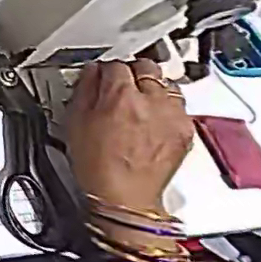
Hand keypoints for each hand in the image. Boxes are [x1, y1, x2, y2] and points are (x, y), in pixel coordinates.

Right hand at [62, 58, 194, 212]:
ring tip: (141, 101)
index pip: (115, 64)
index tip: (102, 76)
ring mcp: (172, 116)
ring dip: (153, 88)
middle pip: (147, 66)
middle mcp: (151, 101)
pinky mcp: (185, 131)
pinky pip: (179, 107)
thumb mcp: (75, 119)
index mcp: (119, 95)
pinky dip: (167, 108)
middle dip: (133, 72)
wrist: (122, 197)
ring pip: (167, 84)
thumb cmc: (97, 164)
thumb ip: (84, 88)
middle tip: (122, 84)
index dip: (105, 70)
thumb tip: (92, 72)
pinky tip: (153, 119)